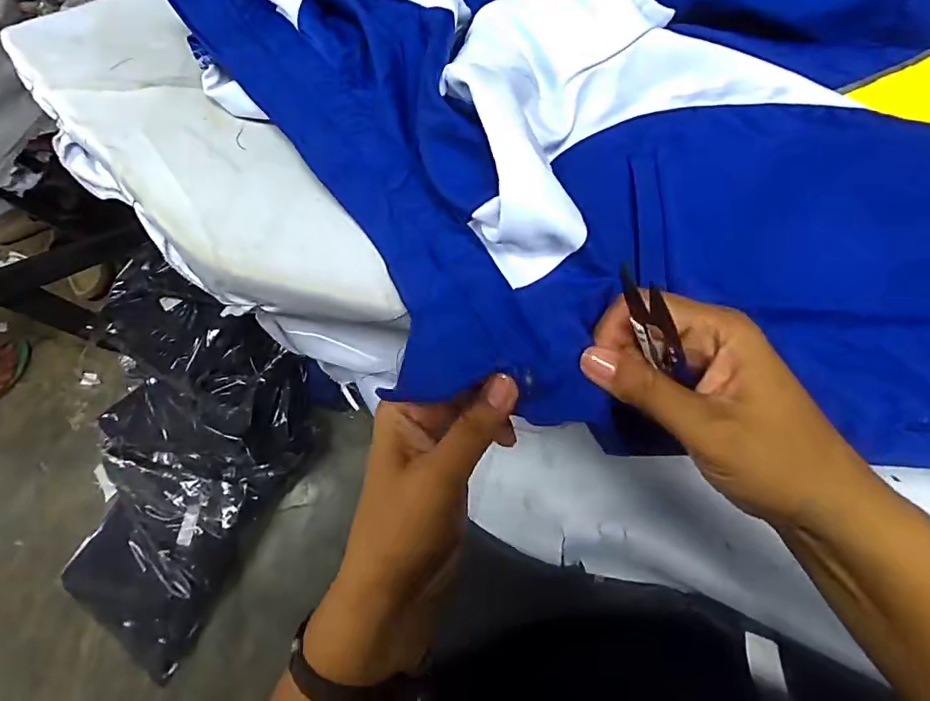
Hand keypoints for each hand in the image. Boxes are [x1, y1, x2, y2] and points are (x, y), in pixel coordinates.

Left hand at [301, 375, 518, 684]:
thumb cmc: (404, 528)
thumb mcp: (440, 474)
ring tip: (536, 390)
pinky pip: (475, 432)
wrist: (392, 596)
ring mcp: (434, 440)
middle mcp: (416, 415)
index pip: (441, 364)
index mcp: (401, 407)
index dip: (475, 350)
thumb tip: (509, 377)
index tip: (516, 332)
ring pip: (470, 407)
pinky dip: (495, 426)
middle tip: (537, 358)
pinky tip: (518, 428)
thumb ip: (474, 426)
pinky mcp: (450, 464)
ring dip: (497, 400)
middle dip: (492, 373)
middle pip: (457, 383)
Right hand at [578, 295, 879, 531]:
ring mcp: (715, 361)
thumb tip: (586, 356)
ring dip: (633, 372)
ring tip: (626, 405)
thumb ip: (644, 388)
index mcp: (721, 329)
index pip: (648, 305)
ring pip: (653, 351)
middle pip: (648, 325)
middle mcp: (716, 335)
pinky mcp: (712, 386)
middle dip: (621, 352)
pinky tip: (644, 411)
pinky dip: (648, 388)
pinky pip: (666, 373)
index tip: (598, 367)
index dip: (615, 328)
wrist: (831, 514)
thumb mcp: (703, 427)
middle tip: (611, 393)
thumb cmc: (775, 464)